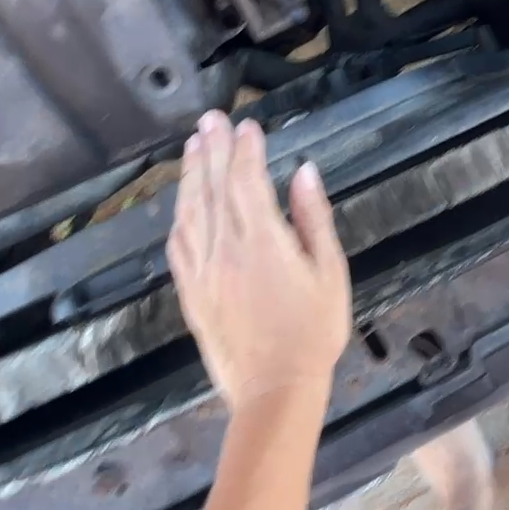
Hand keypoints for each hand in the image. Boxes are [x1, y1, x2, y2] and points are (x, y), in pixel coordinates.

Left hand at [169, 111, 351, 411]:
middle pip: (213, 189)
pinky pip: (178, 246)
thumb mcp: (330, 272)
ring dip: (191, 175)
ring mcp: (202, 272)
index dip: (245, 149)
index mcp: (263, 243)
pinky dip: (179, 216)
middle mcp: (225, 251)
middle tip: (209, 118)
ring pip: (191, 212)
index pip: (247, 182)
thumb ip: (313, 218)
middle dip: (211, 149)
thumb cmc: (314, 330)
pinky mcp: (190, 294)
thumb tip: (304, 171)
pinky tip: (181, 202)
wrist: (274, 392)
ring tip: (192, 146)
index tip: (247, 124)